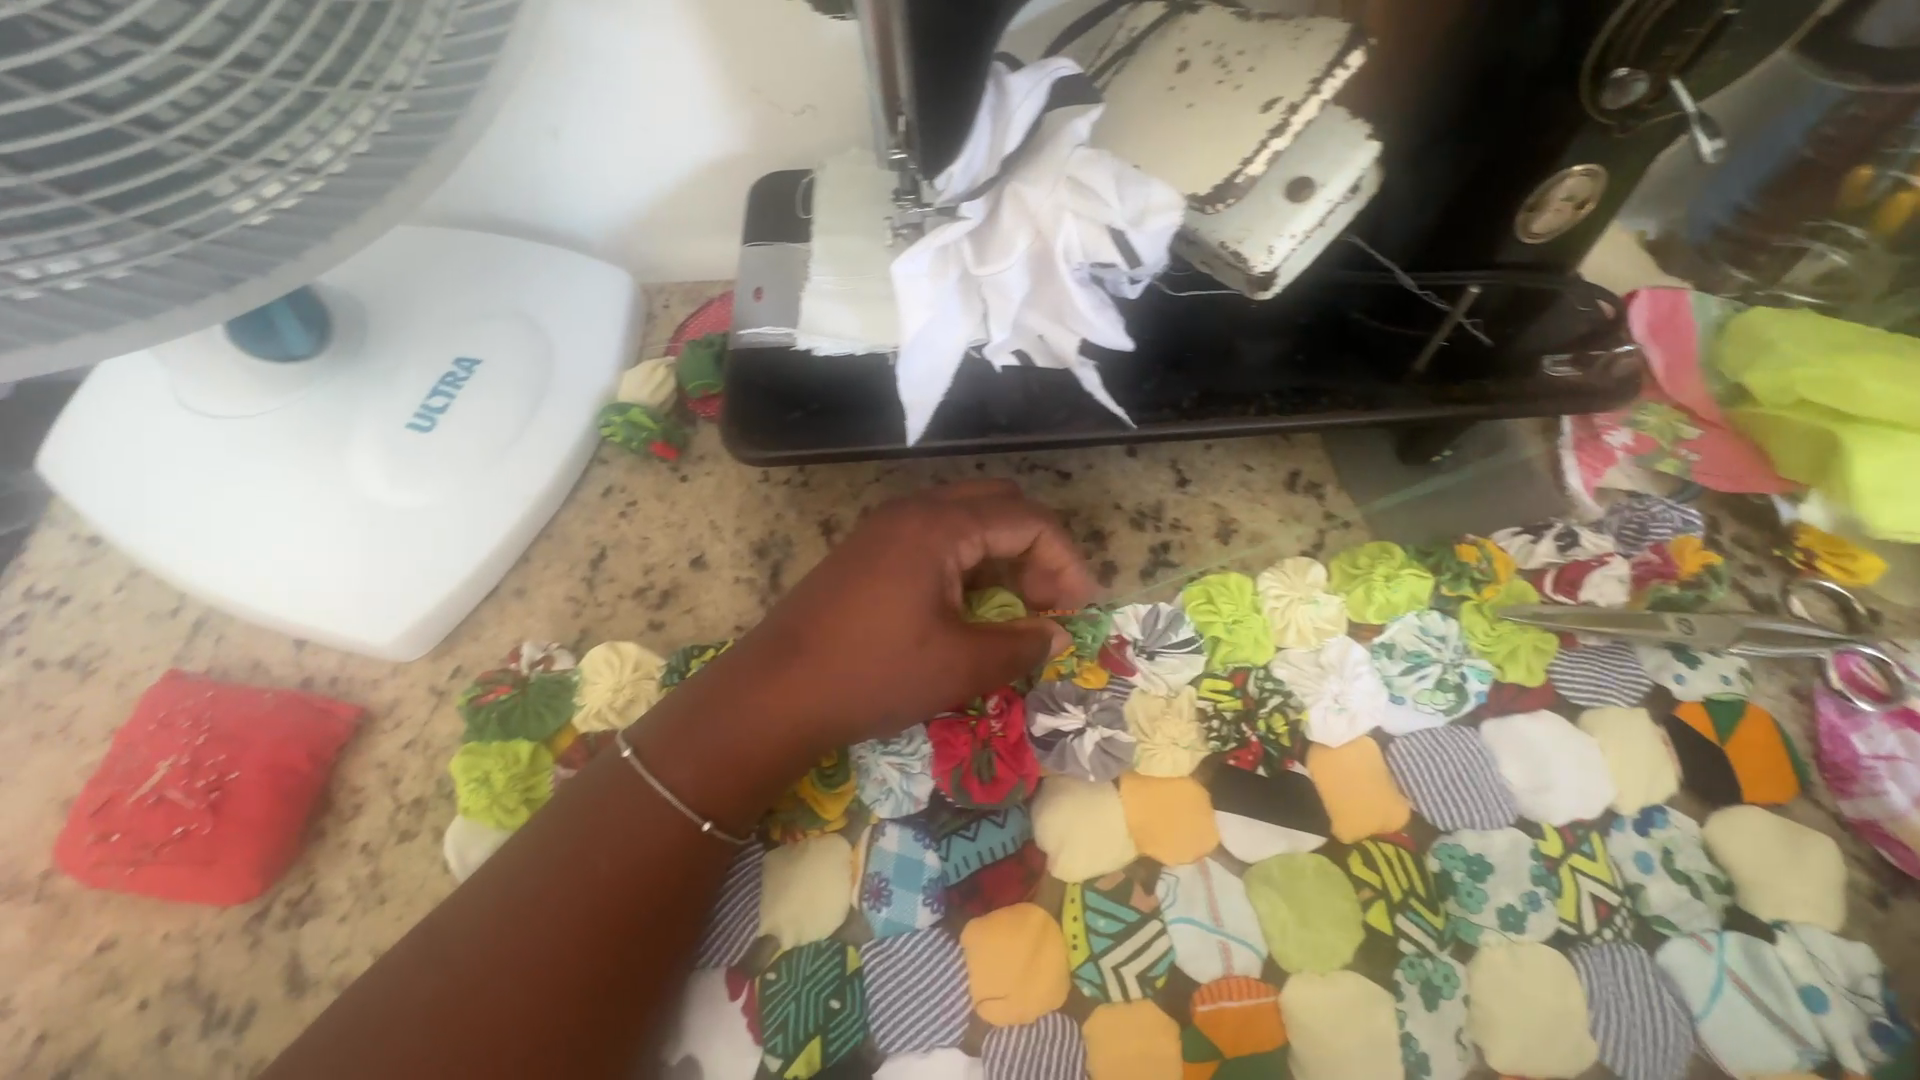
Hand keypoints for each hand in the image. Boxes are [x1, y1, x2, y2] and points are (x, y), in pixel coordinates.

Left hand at [702, 481, 1097, 751]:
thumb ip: (1020, 645)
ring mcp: (883, 529)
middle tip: (1048, 604)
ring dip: (1000, 556)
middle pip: (998, 506)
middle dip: (1035, 550)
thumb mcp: (959, 667)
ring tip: (1015, 610)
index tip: (1081, 609)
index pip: (1028, 521)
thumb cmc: (872, 675)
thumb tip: (1056, 636)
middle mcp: (912, 511)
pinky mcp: (866, 554)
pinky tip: (968, 609)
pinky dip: (966, 564)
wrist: (773, 695)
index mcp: (939, 525)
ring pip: (964, 521)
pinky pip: (933, 540)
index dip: (1066, 561)